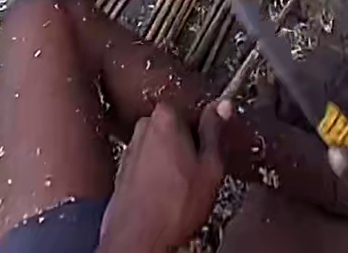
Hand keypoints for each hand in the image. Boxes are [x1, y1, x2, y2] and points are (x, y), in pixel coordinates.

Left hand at [98, 99, 228, 252]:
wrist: (137, 240)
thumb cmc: (173, 206)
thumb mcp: (210, 166)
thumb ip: (216, 131)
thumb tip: (223, 107)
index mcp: (167, 115)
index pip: (196, 112)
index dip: (207, 136)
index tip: (212, 153)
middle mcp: (145, 125)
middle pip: (178, 128)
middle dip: (190, 147)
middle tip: (199, 174)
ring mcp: (132, 147)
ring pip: (163, 147)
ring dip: (174, 163)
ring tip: (182, 190)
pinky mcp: (124, 169)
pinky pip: (149, 164)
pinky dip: (158, 175)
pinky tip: (167, 196)